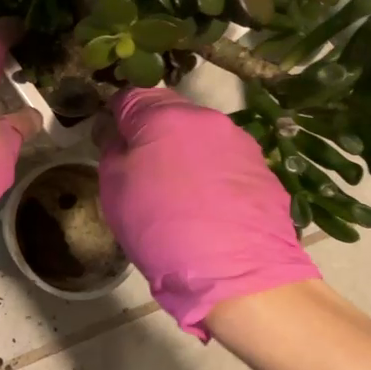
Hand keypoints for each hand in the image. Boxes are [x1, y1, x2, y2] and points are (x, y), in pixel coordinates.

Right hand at [99, 88, 319, 339]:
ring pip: (199, 137)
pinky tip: (204, 206)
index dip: (114, 116)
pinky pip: (224, 162)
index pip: (130, 97)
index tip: (108, 140)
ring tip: (175, 191)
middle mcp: (206, 119)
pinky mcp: (262, 171)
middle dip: (151, 132)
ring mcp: (240, 144)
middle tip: (139, 167)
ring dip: (183, 153)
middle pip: (169, 113)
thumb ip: (112, 149)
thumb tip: (116, 132)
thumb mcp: (113, 186)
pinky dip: (209, 175)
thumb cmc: (158, 223)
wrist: (235, 272)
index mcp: (164, 115)